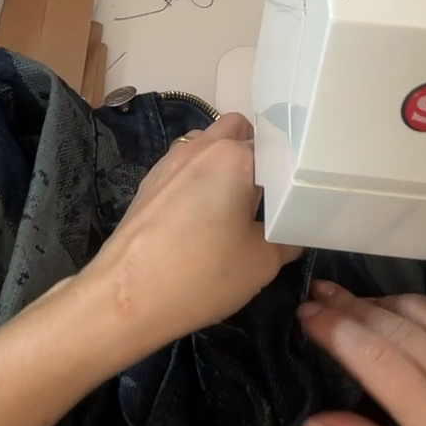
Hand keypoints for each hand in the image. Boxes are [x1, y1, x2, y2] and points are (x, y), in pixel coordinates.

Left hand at [77, 113, 300, 356]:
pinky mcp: (150, 180)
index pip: (275, 146)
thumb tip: (292, 232)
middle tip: (267, 194)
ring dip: (224, 161)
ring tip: (235, 204)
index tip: (297, 194)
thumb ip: (287, 238)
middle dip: (255, 153)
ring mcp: (170, 160)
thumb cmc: (202, 273)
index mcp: (233, 156)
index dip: (289, 169)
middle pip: (236, 130)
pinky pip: (185, 164)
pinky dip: (200, 176)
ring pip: (207, 144)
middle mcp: (200, 147)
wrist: (127, 294)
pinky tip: (203, 215)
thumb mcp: (262, 262)